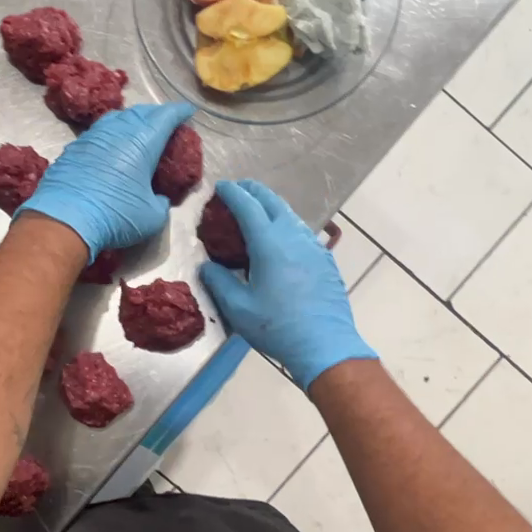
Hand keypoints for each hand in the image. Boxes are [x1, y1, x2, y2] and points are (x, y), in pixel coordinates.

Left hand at [17, 102, 196, 261]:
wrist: (65, 220)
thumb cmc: (115, 216)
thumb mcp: (151, 217)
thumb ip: (161, 203)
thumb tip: (159, 199)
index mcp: (142, 141)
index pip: (166, 116)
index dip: (180, 112)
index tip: (188, 111)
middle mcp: (117, 131)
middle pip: (140, 113)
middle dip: (155, 114)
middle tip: (163, 122)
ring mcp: (92, 137)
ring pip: (116, 119)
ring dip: (130, 122)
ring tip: (136, 131)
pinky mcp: (73, 149)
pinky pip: (98, 134)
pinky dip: (110, 136)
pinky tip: (110, 148)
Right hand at [199, 180, 375, 390]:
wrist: (325, 344)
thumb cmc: (277, 327)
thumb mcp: (238, 308)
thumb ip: (218, 282)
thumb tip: (207, 266)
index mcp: (269, 244)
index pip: (248, 207)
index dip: (232, 194)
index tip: (220, 187)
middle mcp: (293, 236)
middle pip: (273, 202)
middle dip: (254, 191)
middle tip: (239, 190)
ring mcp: (313, 246)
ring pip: (290, 215)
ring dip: (271, 207)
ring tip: (257, 212)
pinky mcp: (325, 260)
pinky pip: (301, 232)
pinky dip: (285, 225)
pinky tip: (280, 240)